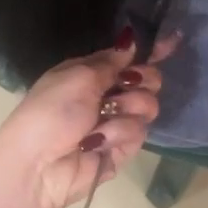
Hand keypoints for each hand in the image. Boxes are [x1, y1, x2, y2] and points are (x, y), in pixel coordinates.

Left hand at [0, 35, 167, 207]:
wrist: (36, 168)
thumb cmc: (51, 112)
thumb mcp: (78, 76)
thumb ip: (110, 60)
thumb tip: (132, 40)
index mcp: (89, 72)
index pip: (127, 57)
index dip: (149, 51)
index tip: (171, 43)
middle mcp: (104, 94)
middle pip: (146, 80)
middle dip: (142, 81)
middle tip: (124, 88)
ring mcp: (114, 122)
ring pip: (147, 106)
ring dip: (126, 111)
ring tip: (101, 122)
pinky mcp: (121, 150)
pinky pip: (138, 133)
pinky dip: (118, 135)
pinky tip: (98, 143)